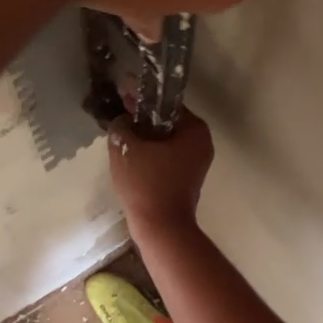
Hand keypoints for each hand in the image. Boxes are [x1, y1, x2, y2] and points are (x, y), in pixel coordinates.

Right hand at [108, 109, 213, 229]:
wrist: (161, 228)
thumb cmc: (146, 183)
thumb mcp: (125, 147)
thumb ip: (121, 125)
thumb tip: (123, 120)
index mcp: (195, 130)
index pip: (166, 104)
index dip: (142, 98)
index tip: (122, 94)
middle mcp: (202, 144)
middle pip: (167, 123)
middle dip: (143, 119)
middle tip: (119, 115)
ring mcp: (197, 164)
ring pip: (166, 142)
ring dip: (146, 138)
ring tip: (122, 136)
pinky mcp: (187, 180)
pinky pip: (167, 159)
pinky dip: (151, 155)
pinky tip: (131, 156)